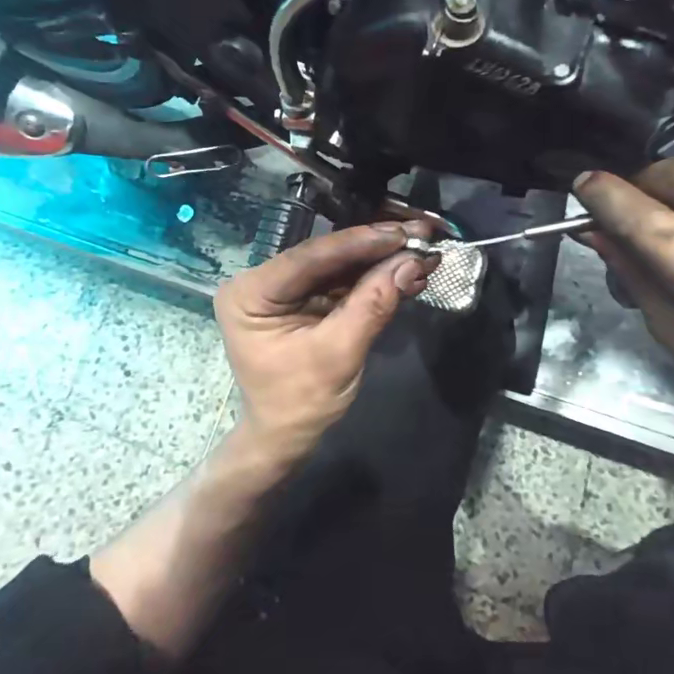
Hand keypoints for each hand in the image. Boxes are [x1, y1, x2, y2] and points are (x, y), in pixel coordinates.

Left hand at [214, 222, 436, 457]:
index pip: (309, 258)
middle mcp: (262, 281)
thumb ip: (372, 305)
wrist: (286, 438)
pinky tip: (408, 271)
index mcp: (250, 293)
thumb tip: (412, 264)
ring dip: (382, 260)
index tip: (401, 234)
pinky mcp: (305, 299)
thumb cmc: (301, 403)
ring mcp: (284, 289)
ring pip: (339, 265)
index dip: (359, 243)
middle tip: (420, 235)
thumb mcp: (338, 355)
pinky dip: (376, 278)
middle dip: (376, 248)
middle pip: (327, 256)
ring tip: (423, 250)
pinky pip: (342, 281)